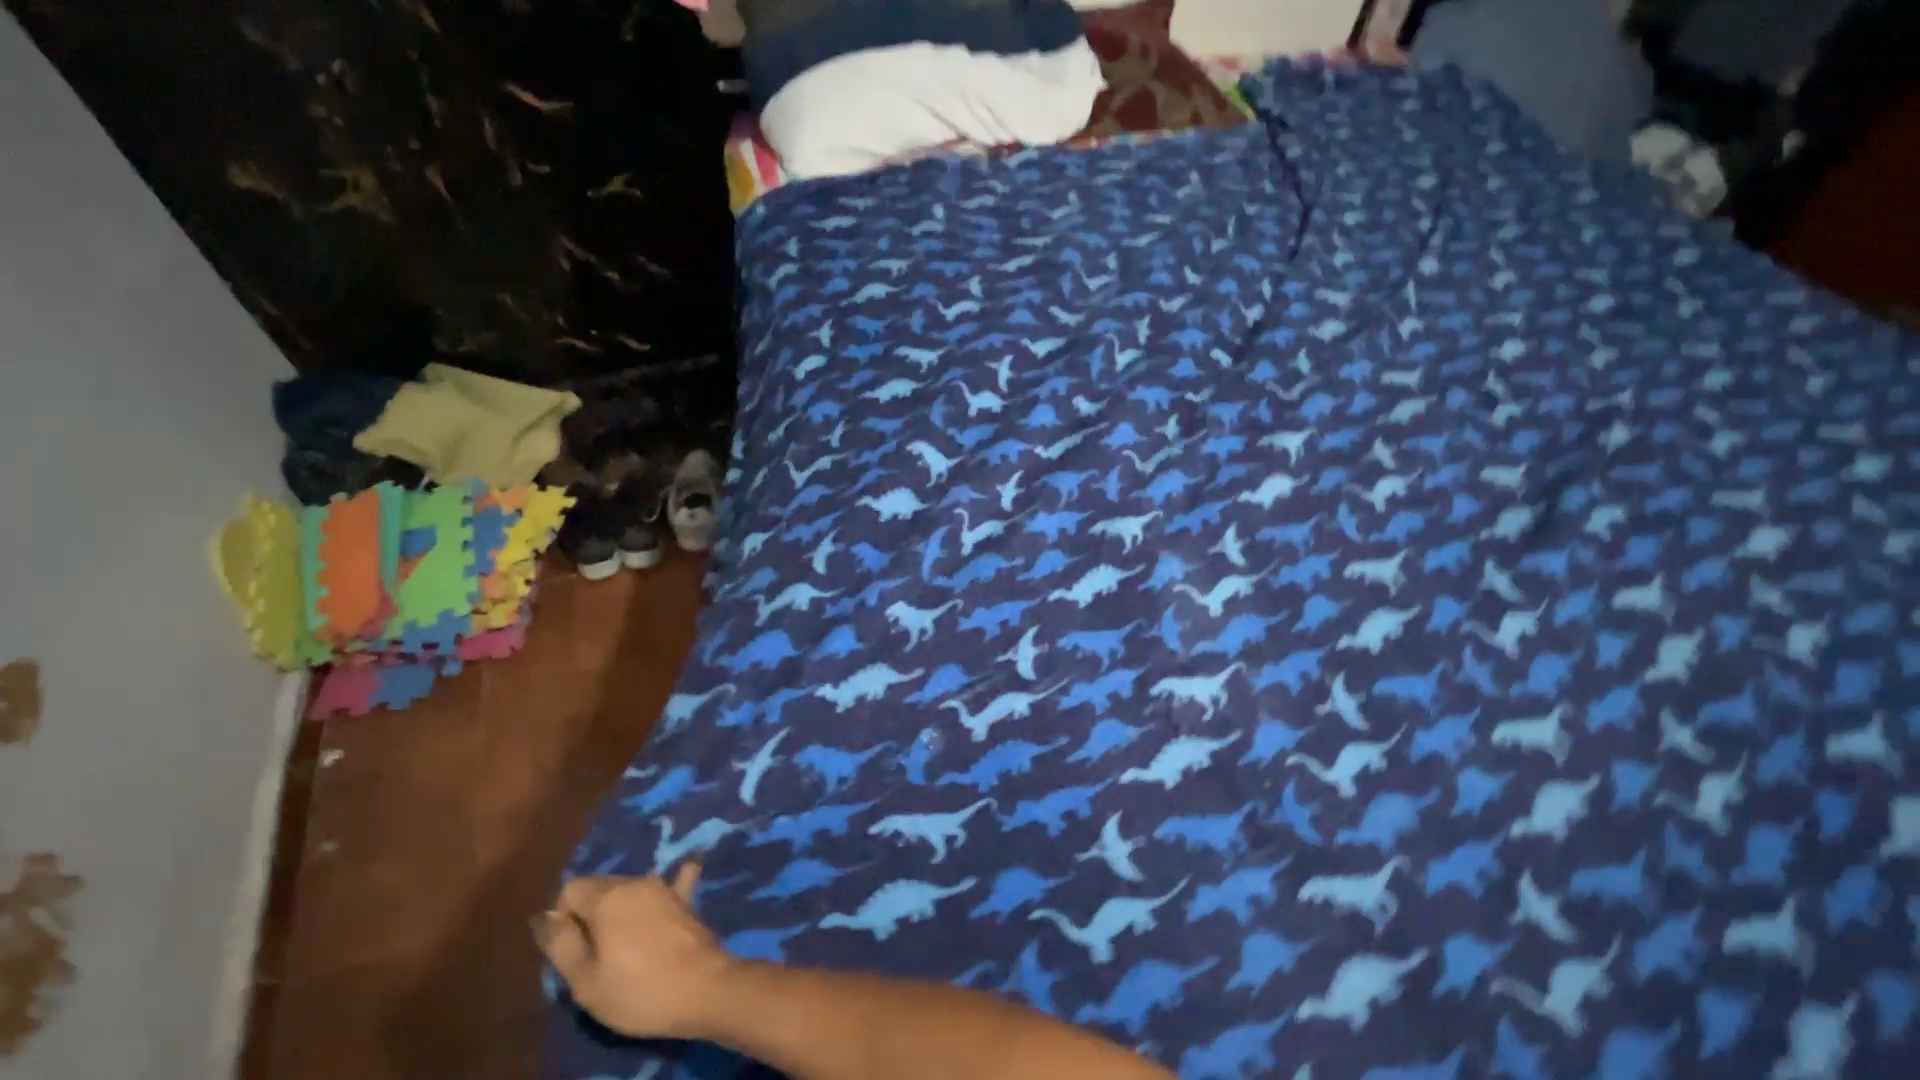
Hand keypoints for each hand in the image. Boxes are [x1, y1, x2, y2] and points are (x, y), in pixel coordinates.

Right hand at [536, 863, 735, 1039]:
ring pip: (629, 890)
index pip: (569, 889)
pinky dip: (668, 885)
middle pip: (599, 888)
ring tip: (623, 946)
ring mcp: (665, 889)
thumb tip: (544, 916)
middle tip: (593, 955)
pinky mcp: (686, 902)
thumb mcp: (585, 980)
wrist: (706, 990)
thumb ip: (560, 944)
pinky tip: (684, 870)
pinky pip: (674, 883)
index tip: (570, 951)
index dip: (561, 919)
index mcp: (607, 896)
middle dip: (588, 915)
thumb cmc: (639, 990)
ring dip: (620, 911)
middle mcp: (636, 882)